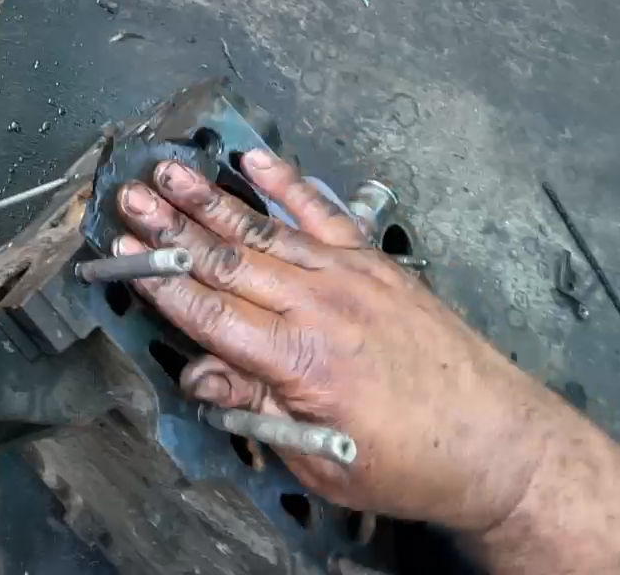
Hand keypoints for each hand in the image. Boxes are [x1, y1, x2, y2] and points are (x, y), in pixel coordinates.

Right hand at [114, 151, 583, 535]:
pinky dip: (287, 183)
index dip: (159, 281)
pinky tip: (254, 158)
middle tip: (129, 196)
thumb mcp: (320, 459)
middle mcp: (317, 306)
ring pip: (261, 230)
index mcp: (298, 362)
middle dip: (170, 227)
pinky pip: (322, 213)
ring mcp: (346, 275)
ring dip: (209, 198)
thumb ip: (253, 407)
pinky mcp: (371, 260)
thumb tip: (196, 373)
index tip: (121, 251)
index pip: (209, 311)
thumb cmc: (404, 461)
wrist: (498, 443)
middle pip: (226, 260)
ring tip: (168, 170)